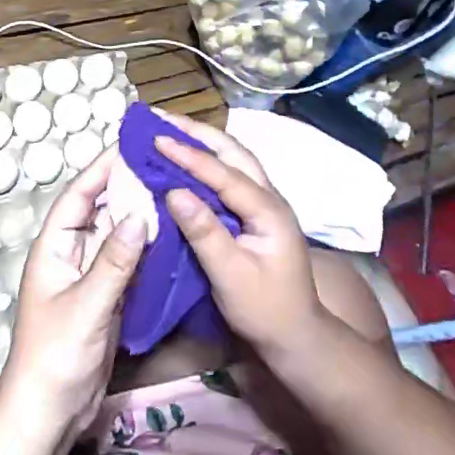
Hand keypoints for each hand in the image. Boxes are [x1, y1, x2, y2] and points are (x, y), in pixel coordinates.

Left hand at [0, 145, 147, 435]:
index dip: (100, 169)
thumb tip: (141, 214)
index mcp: (54, 248)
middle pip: (100, 210)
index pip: (78, 196)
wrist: (50, 411)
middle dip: (125, 187)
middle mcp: (72, 253)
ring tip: (171, 191)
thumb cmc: (56, 354)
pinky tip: (170, 234)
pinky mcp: (107, 295)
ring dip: (139, 216)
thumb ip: (114, 261)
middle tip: (160, 164)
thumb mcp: (86, 305)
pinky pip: (128, 261)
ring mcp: (90, 274)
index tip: (129, 145)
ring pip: (117, 234)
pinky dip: (146, 247)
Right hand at [152, 108, 333, 359]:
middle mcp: (270, 196)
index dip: (190, 155)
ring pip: (234, 158)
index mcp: (268, 210)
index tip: (157, 138)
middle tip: (160, 117)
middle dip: (197, 132)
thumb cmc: (264, 311)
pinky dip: (208, 159)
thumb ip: (204, 233)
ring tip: (170, 127)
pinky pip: (231, 173)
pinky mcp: (257, 211)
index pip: (224, 173)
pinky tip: (187, 157)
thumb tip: (174, 191)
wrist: (297, 336)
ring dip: (203, 140)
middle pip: (233, 151)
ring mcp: (266, 201)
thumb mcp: (231, 277)